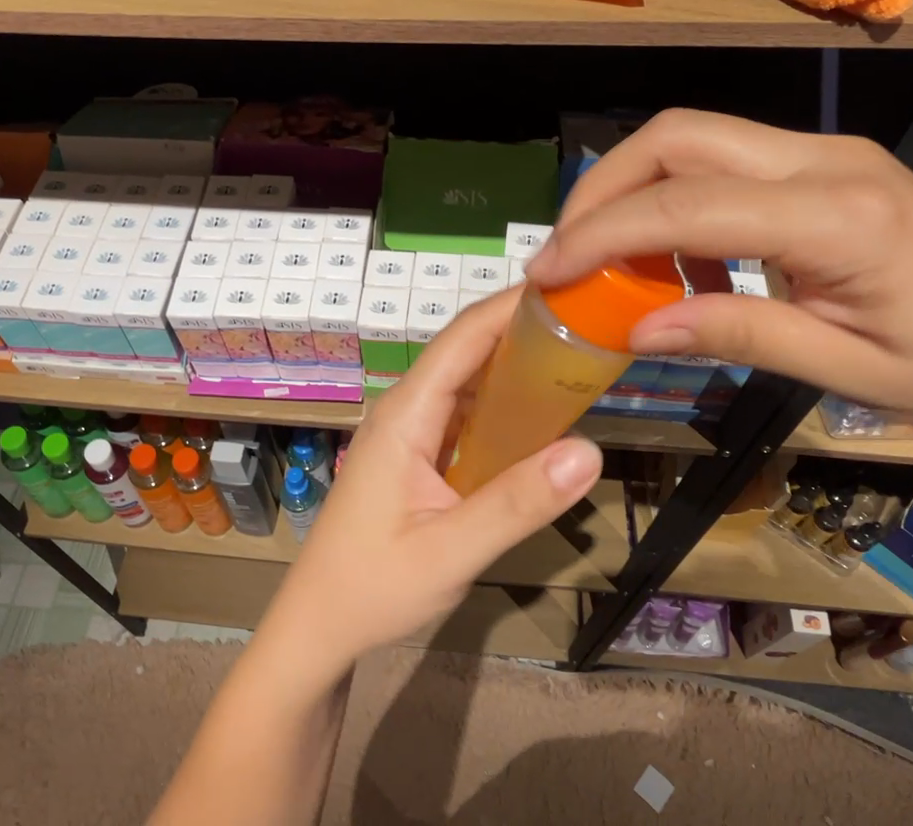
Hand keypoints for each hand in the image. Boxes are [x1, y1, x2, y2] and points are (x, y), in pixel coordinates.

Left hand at [258, 291, 602, 676]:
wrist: (318, 626)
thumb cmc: (371, 589)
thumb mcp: (449, 553)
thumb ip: (516, 504)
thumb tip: (589, 451)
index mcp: (405, 416)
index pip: (463, 338)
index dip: (512, 306)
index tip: (570, 286)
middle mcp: (406, 411)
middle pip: (468, 352)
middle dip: (525, 330)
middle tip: (593, 322)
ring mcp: (411, 434)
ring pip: (469, 383)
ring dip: (518, 367)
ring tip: (582, 355)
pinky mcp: (418, 458)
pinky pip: (467, 416)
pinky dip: (506, 407)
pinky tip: (546, 416)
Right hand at [524, 110, 912, 450]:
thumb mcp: (840, 368)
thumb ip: (735, 336)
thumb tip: (632, 328)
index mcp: (839, 216)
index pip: (686, 203)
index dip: (602, 234)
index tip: (546, 273)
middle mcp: (828, 160)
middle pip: (678, 137)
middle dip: (603, 188)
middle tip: (565, 252)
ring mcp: (829, 153)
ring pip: (696, 139)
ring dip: (635, 190)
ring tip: (608, 261)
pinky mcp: (827, 165)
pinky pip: (726, 164)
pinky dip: (677, 202)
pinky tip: (681, 265)